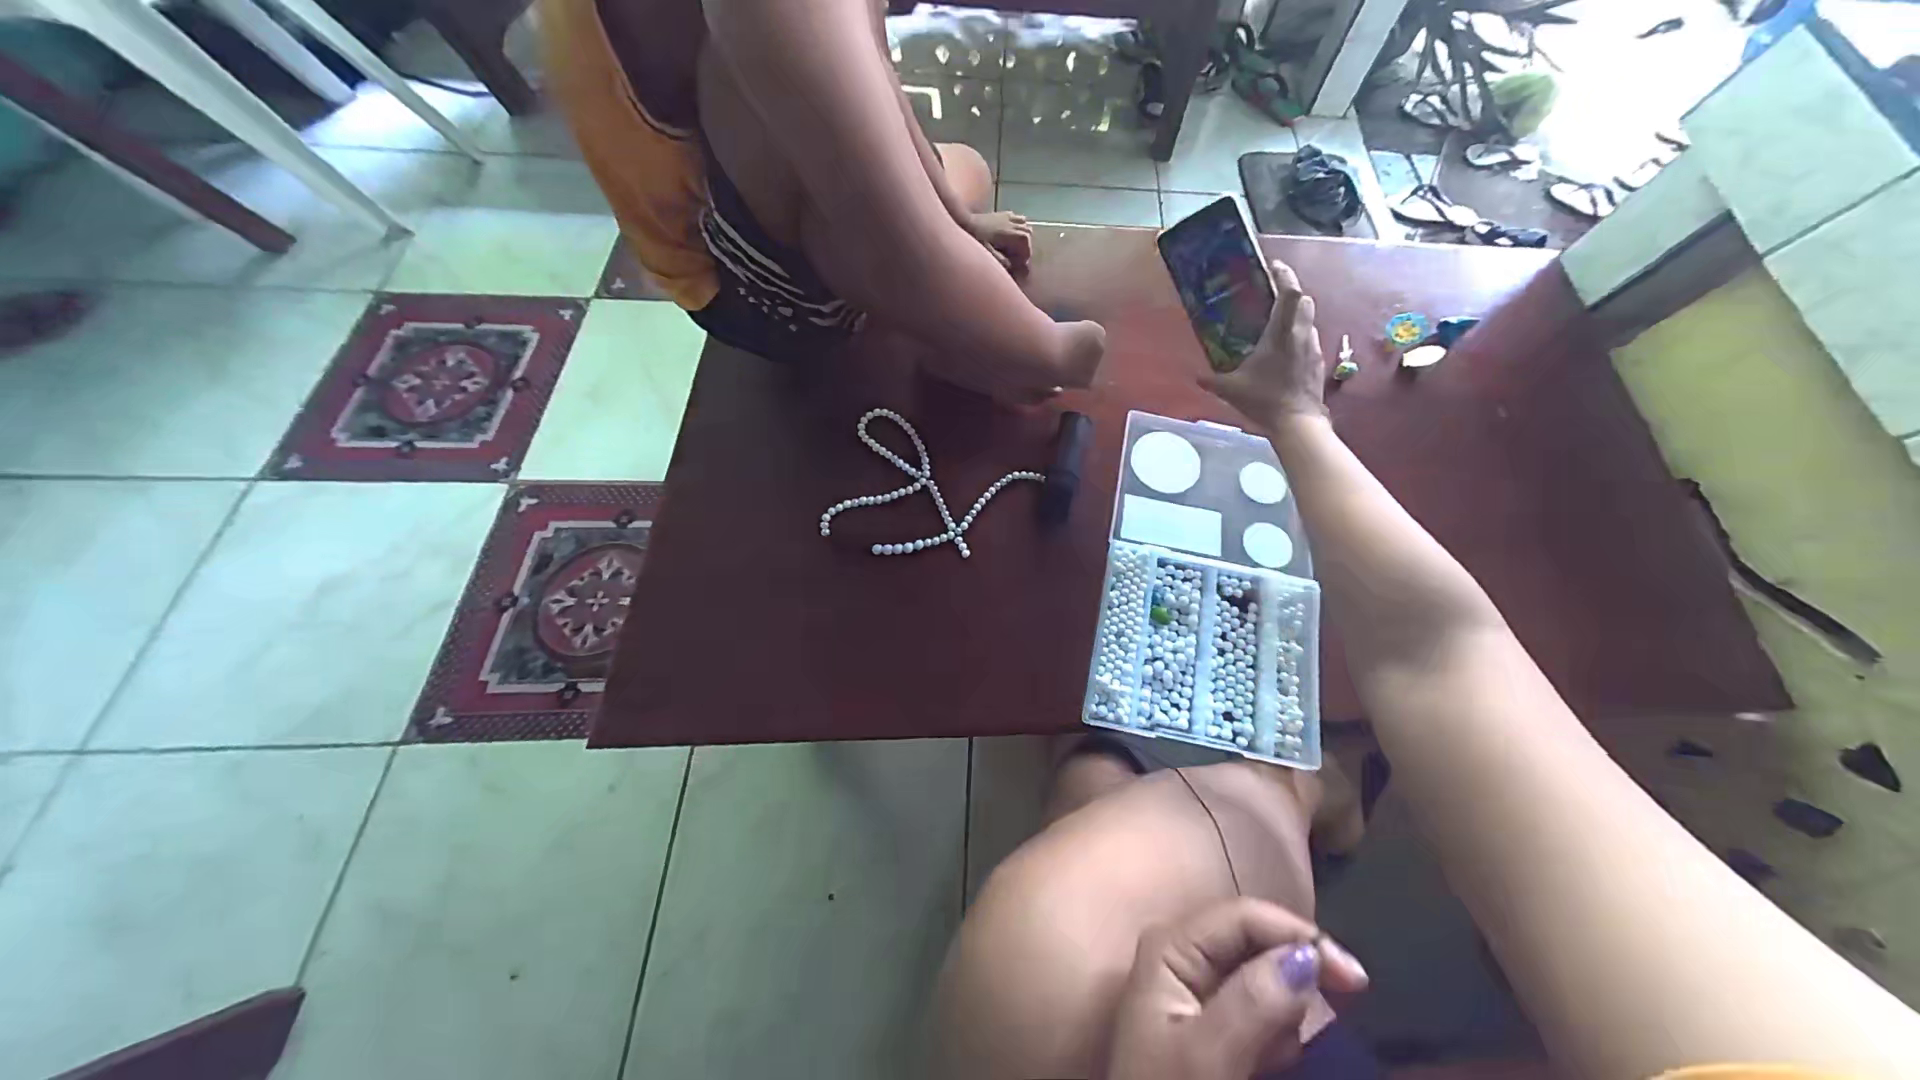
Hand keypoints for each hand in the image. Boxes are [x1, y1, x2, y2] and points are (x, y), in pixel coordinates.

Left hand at [967, 210, 1033, 270]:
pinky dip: (1020, 225)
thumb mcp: (986, 253)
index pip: (1025, 241)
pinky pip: (1017, 217)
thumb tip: (1010, 265)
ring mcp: (1006, 217)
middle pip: (1027, 233)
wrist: (963, 221)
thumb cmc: (974, 239)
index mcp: (1007, 233)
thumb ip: (999, 260)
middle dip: (1026, 246)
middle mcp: (1010, 223)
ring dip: (1025, 235)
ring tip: (1019, 245)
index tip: (1022, 263)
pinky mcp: (1001, 214)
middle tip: (1020, 257)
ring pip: (1024, 224)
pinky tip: (1013, 232)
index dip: (1026, 253)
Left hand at [1100, 898, 1368, 1079]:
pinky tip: (1271, 1061)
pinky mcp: (1212, 1023)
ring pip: (1264, 977)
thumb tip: (1306, 956)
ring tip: (1276, 1056)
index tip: (1356, 980)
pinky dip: (1277, 1034)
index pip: (1244, 916)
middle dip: (1297, 973)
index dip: (1299, 935)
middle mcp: (1183, 954)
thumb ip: (1253, 1003)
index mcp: (1171, 945)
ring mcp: (1196, 988)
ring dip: (1287, 1012)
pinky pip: (1259, 1012)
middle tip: (1342, 1010)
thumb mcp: (1205, 1057)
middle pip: (1256, 940)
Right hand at [1201, 260, 1328, 428]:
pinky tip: (1283, 352)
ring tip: (1275, 325)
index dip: (1283, 275)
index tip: (1273, 266)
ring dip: (1294, 316)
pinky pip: (1308, 339)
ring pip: (1307, 320)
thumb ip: (1212, 380)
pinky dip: (1297, 337)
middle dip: (1291, 293)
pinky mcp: (1317, 362)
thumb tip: (1196, 377)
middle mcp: (1301, 334)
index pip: (1289, 293)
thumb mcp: (1231, 389)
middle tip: (1273, 296)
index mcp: (1281, 333)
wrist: (1298, 422)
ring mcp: (1313, 348)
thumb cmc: (1265, 400)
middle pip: (1303, 301)